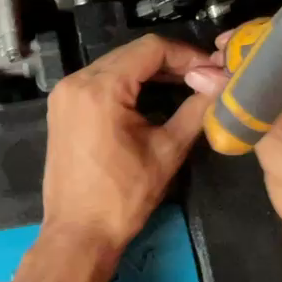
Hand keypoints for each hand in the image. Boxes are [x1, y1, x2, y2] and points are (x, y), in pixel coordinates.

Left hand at [41, 34, 212, 257]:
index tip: (212, 70)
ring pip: (114, 65)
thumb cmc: (122, 197)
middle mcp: (75, 82)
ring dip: (148, 72)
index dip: (186, 54)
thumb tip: (219, 85)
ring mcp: (64, 94)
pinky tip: (152, 97)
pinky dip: (127, 84)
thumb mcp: (167, 151)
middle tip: (203, 78)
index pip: (150, 49)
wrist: (78, 233)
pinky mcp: (62, 108)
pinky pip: (99, 82)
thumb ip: (195, 111)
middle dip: (169, 62)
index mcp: (99, 88)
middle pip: (130, 54)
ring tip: (184, 86)